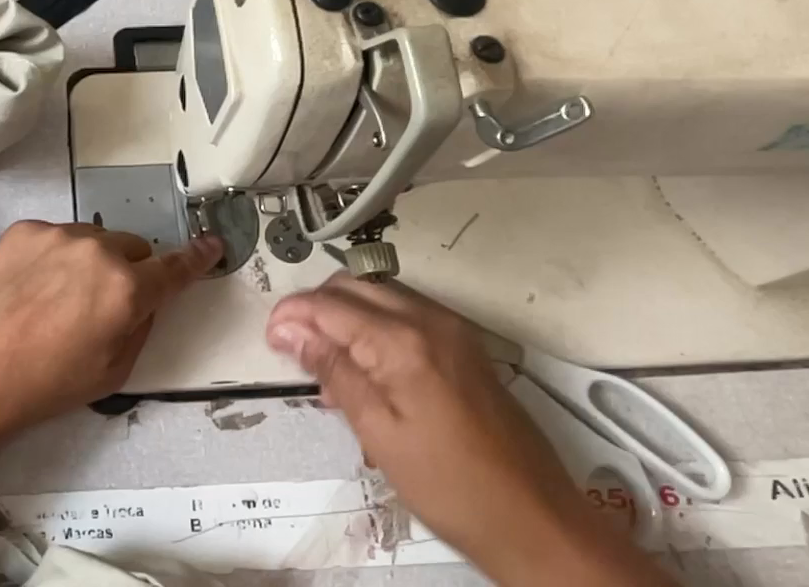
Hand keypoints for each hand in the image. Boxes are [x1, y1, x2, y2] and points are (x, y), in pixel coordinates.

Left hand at [0, 220, 221, 442]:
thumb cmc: (45, 384)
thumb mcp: (113, 373)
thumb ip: (140, 328)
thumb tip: (144, 302)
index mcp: (126, 290)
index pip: (174, 268)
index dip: (197, 258)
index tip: (211, 245)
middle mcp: (97, 251)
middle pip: (133, 248)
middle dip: (129, 271)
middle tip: (101, 305)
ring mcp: (57, 235)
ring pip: (94, 239)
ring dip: (91, 261)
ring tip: (57, 299)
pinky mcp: (24, 230)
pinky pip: (56, 237)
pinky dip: (55, 256)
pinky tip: (31, 288)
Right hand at [266, 276, 673, 586]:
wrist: (538, 522)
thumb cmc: (450, 486)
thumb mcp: (379, 433)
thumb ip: (334, 371)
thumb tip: (291, 330)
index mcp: (404, 340)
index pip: (329, 305)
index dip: (292, 316)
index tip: (269, 341)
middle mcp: (429, 318)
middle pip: (353, 285)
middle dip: (314, 308)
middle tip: (293, 350)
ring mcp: (452, 328)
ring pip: (379, 294)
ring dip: (343, 313)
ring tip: (326, 364)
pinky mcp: (465, 345)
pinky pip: (405, 313)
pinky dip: (374, 324)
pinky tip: (365, 366)